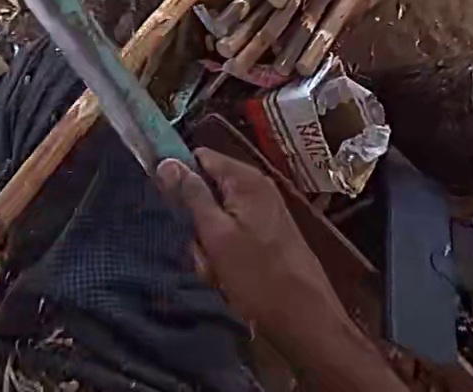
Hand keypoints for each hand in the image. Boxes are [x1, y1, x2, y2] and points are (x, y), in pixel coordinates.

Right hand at [158, 150, 406, 391]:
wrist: (306, 316)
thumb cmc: (258, 275)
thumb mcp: (217, 236)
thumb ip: (192, 196)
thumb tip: (167, 161)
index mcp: (245, 177)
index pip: (201, 157)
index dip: (180, 176)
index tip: (166, 205)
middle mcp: (256, 185)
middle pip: (208, 189)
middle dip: (196, 220)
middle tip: (200, 250)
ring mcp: (264, 208)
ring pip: (217, 216)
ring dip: (209, 243)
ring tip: (215, 270)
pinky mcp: (267, 231)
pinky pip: (232, 232)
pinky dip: (224, 253)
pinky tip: (228, 277)